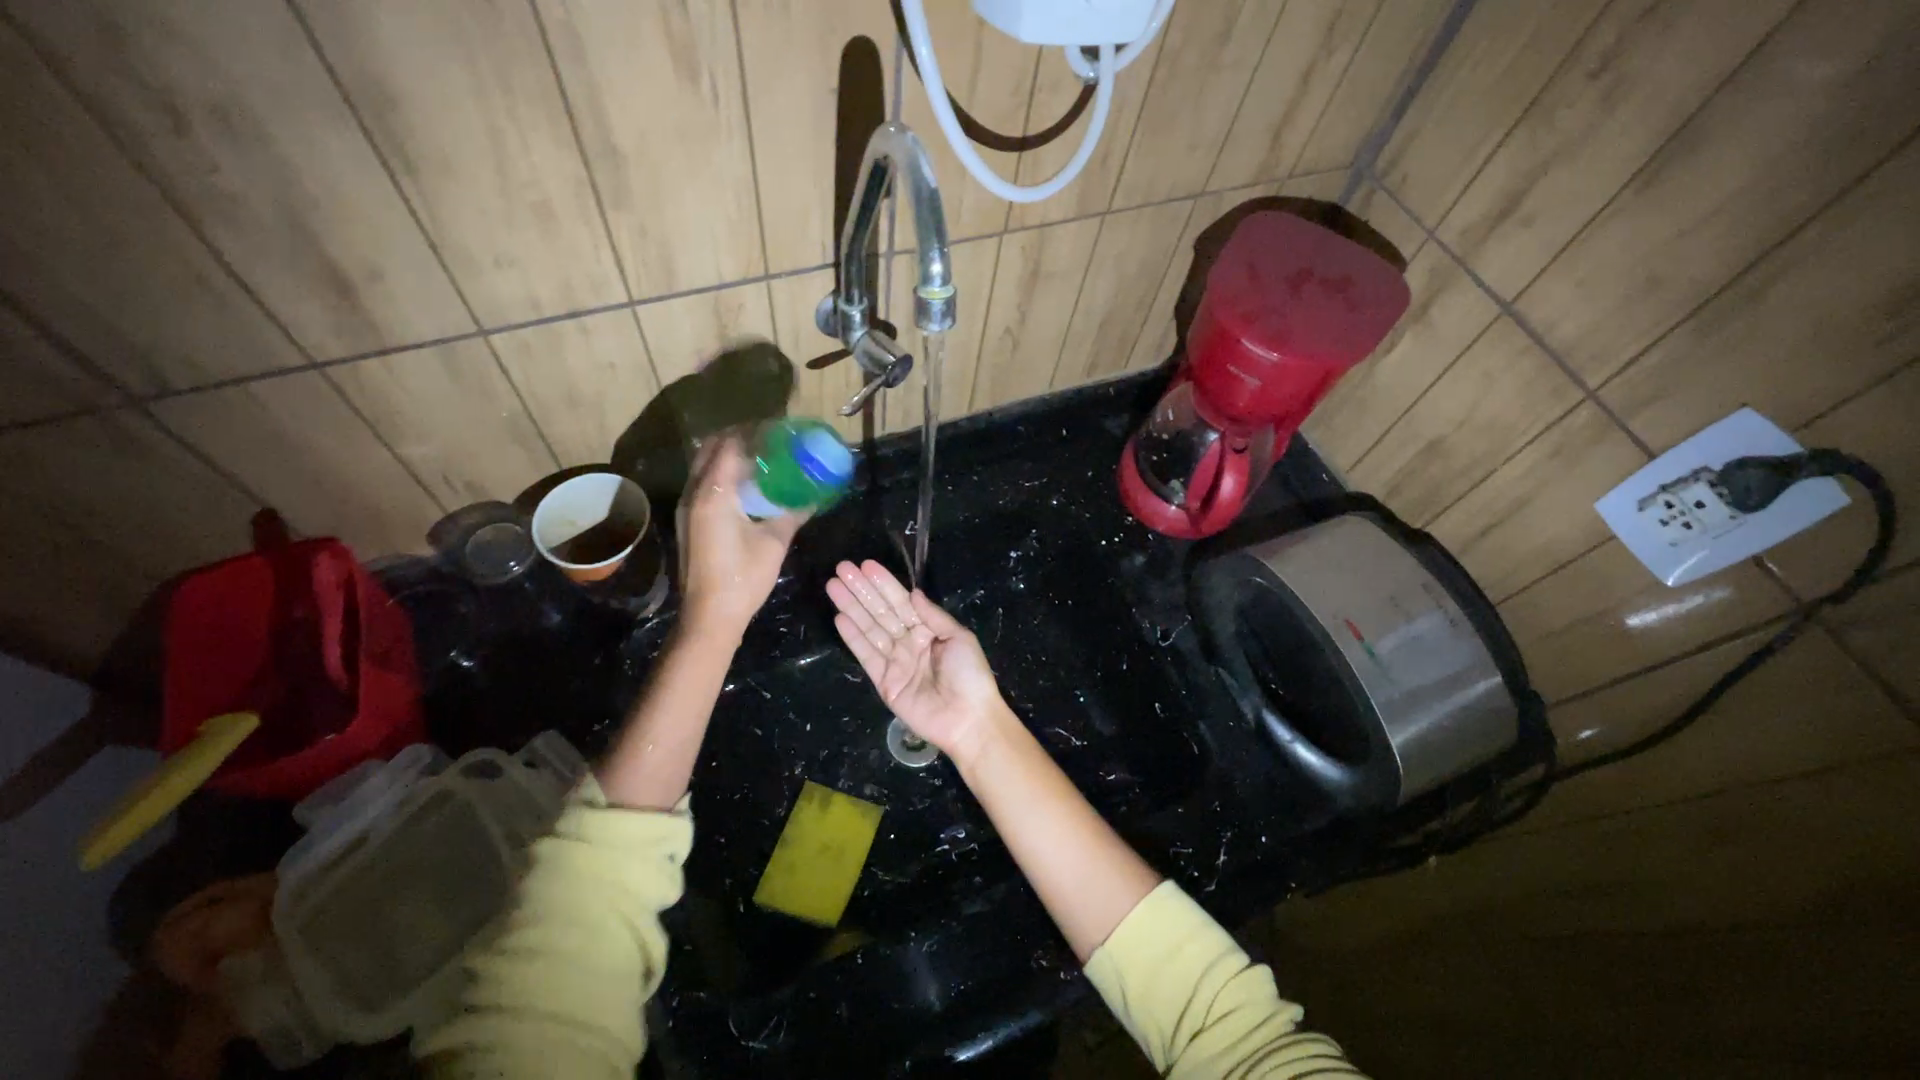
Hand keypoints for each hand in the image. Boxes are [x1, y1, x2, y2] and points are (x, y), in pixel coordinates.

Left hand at [676, 436, 805, 639]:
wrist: (709, 616)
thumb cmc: (743, 578)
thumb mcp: (775, 542)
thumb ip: (793, 512)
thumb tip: (815, 496)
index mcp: (714, 494)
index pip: (730, 445)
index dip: (753, 432)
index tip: (777, 429)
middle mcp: (694, 494)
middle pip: (711, 449)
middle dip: (738, 438)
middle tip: (769, 439)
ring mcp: (686, 508)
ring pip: (703, 466)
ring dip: (727, 455)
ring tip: (759, 458)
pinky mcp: (688, 522)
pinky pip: (702, 483)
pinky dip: (721, 474)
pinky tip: (745, 486)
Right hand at [826, 560, 1007, 761]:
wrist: (968, 719)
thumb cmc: (970, 675)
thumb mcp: (959, 637)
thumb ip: (933, 615)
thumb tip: (912, 593)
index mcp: (929, 630)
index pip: (901, 602)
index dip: (883, 584)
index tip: (865, 565)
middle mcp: (909, 642)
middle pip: (881, 612)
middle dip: (861, 591)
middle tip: (842, 569)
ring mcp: (895, 662)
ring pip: (870, 628)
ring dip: (851, 607)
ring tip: (833, 586)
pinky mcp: (884, 682)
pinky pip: (866, 655)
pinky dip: (853, 637)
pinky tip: (840, 617)